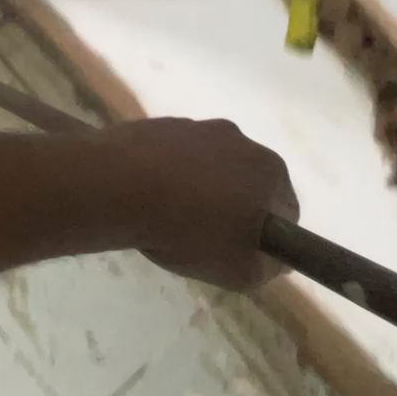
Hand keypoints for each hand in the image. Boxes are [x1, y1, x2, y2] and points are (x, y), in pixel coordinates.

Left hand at [105, 117, 298, 290]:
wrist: (114, 185)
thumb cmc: (188, 229)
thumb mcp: (245, 272)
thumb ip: (271, 264)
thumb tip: (273, 255)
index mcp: (269, 169)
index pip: (282, 210)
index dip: (262, 235)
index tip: (236, 248)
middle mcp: (235, 137)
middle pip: (242, 182)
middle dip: (228, 205)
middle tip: (200, 233)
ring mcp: (190, 126)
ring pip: (203, 166)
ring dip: (192, 186)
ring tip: (165, 212)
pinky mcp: (152, 124)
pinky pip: (168, 155)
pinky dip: (162, 171)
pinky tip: (144, 192)